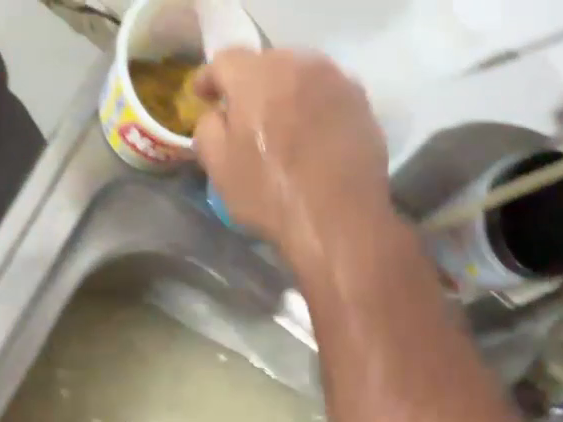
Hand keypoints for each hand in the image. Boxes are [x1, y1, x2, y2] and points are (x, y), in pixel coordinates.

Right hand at [192, 49, 391, 258]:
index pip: (224, 61)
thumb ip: (207, 131)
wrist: (337, 218)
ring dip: (283, 95)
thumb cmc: (269, 197)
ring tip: (279, 127)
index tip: (204, 98)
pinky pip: (324, 93)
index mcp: (256, 79)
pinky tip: (308, 139)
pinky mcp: (358, 100)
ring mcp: (334, 79)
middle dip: (249, 86)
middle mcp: (298, 66)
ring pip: (297, 75)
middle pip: (265, 64)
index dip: (210, 80)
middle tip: (242, 118)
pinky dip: (311, 107)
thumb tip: (216, 115)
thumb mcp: (219, 170)